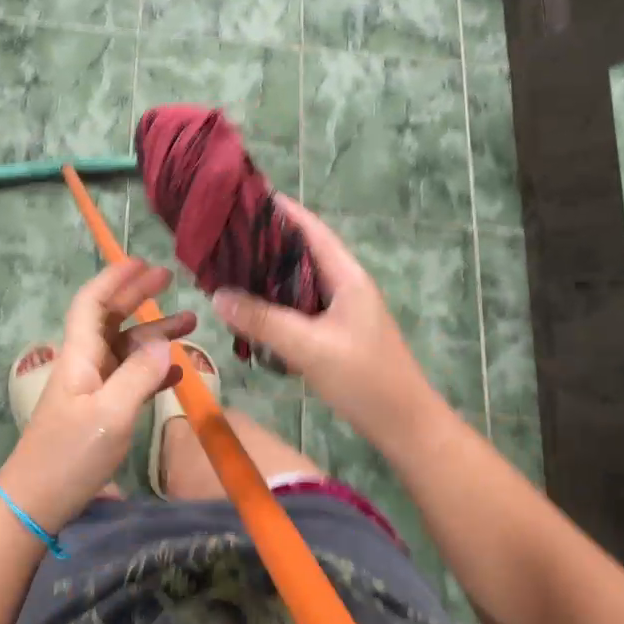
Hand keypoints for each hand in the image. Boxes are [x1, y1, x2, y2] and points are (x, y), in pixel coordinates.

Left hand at [0, 259, 195, 532]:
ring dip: (154, 332)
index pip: (93, 302)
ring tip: (191, 322)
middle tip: (169, 278)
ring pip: (125, 347)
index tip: (142, 262)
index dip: (115, 278)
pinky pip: (130, 378)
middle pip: (110, 317)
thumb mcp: (110, 415)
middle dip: (137, 295)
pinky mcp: (100, 411)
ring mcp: (92, 387)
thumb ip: (138, 376)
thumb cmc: (70, 455)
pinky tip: (178, 369)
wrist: (37, 501)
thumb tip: (164, 343)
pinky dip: (153, 369)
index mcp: (80, 355)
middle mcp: (85, 362)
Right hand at [211, 195, 443, 446]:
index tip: (239, 195)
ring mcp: (338, 310)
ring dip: (263, 272)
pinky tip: (246, 308)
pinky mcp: (332, 333)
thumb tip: (216, 295)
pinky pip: (295, 305)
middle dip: (261, 240)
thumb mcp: (310, 348)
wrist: (406, 429)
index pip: (309, 227)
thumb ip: (263, 320)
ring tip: (223, 265)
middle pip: (298, 250)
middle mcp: (342, 284)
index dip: (278, 208)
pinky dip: (271, 300)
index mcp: (346, 275)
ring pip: (294, 279)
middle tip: (219, 232)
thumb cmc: (365, 380)